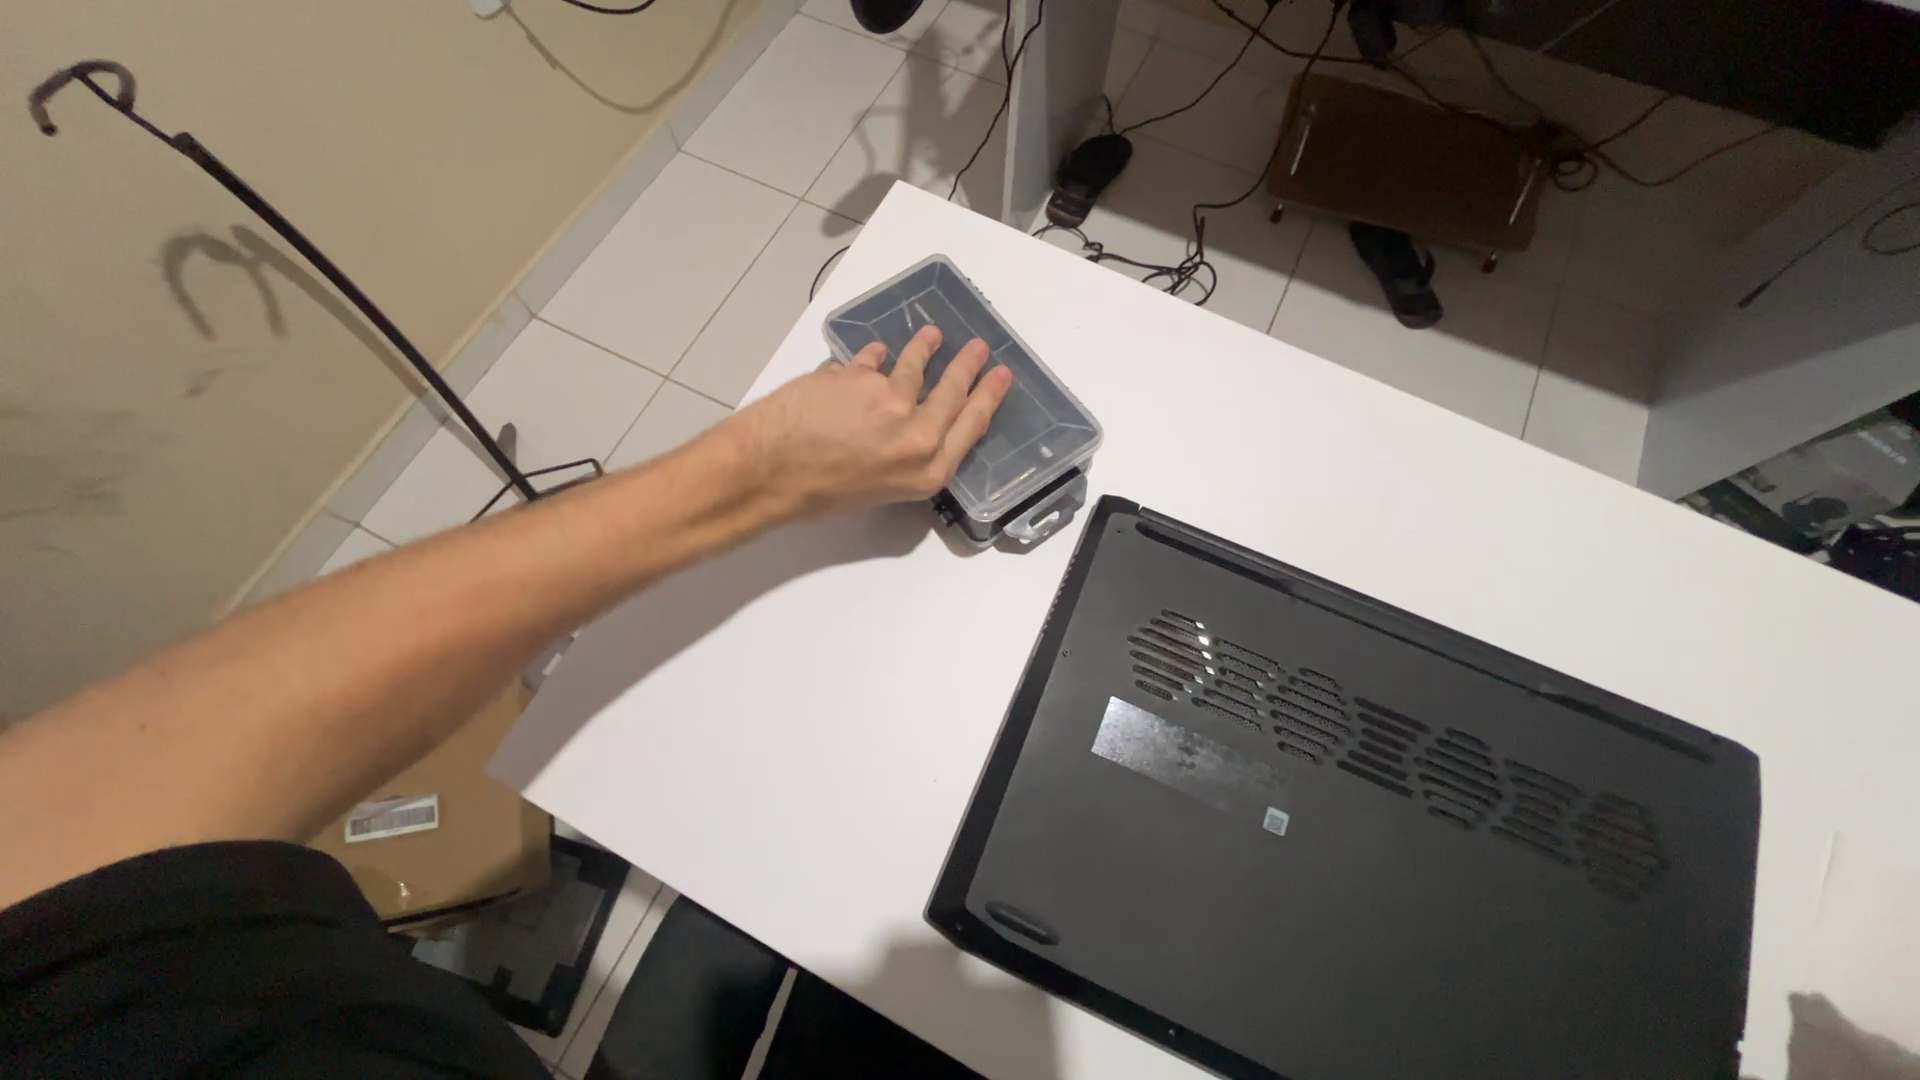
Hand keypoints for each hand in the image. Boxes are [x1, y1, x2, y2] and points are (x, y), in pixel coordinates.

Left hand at [731, 325, 1013, 516]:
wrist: (769, 471)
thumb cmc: (818, 494)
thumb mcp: (880, 489)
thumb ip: (904, 456)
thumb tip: (909, 422)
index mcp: (927, 471)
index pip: (971, 426)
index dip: (988, 397)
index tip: (1000, 376)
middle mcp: (918, 436)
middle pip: (953, 391)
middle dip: (968, 366)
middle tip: (979, 347)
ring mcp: (890, 399)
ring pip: (914, 366)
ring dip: (923, 348)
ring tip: (930, 336)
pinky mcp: (860, 376)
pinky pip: (871, 361)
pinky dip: (872, 358)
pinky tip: (872, 354)